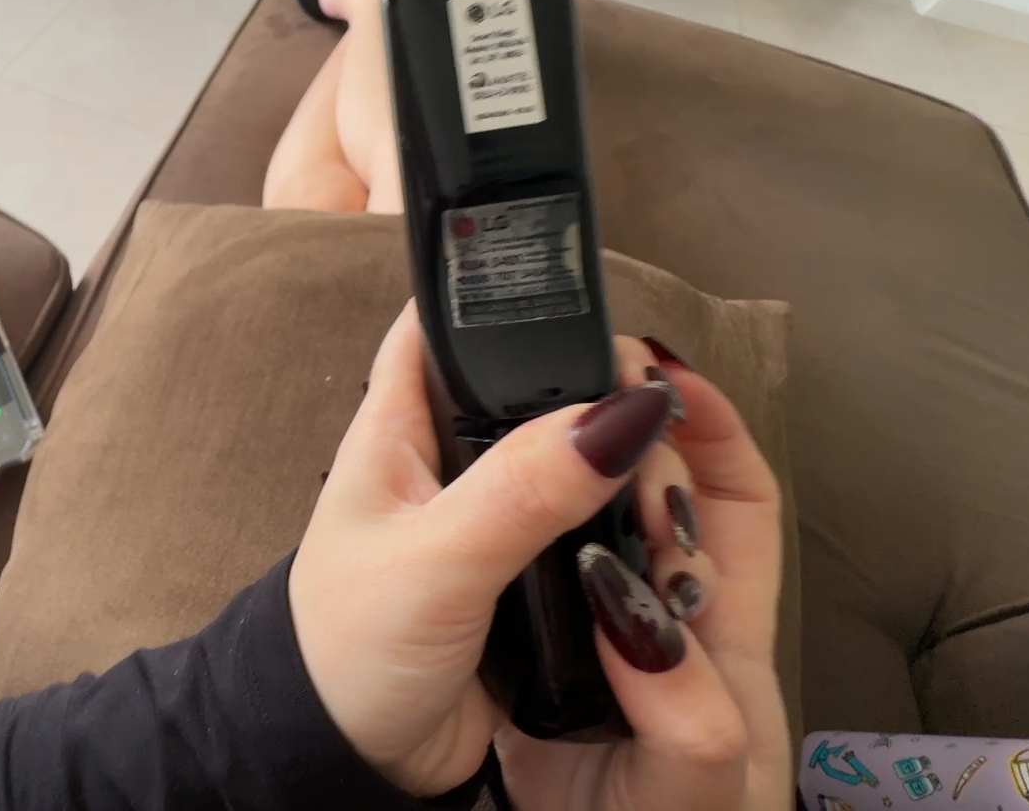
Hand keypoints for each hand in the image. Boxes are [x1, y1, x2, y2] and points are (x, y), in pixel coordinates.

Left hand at [287, 304, 788, 807]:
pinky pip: (572, 514)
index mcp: (391, 429)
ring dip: (606, 447)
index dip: (483, 295)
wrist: (358, 749)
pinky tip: (660, 514)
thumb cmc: (352, 642)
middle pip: (510, 384)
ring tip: (676, 443)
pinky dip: (614, 508)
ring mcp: (476, 509)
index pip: (430, 330)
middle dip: (578, 376)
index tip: (561, 279)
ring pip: (551, 449)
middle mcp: (433, 457)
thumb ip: (518, 491)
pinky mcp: (511, 561)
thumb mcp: (434, 559)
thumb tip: (617, 415)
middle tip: (655, 379)